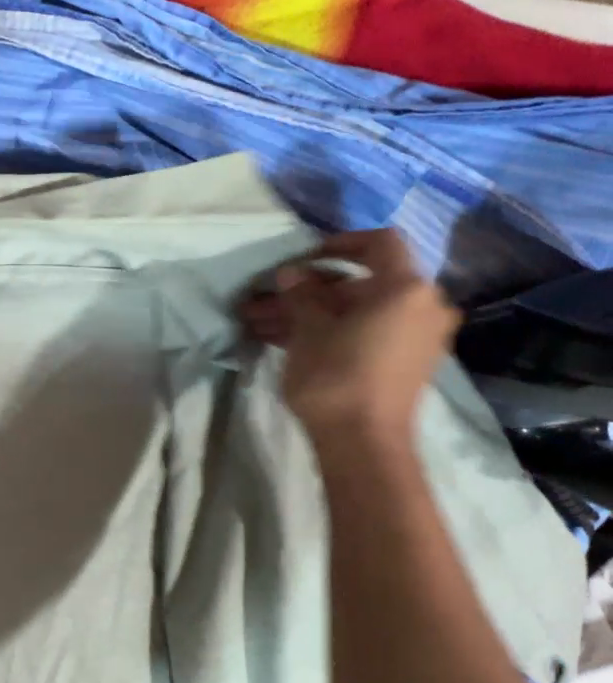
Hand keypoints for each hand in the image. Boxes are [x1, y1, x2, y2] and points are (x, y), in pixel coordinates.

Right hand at [240, 229, 459, 450]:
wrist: (363, 438)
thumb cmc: (335, 377)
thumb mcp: (309, 332)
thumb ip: (302, 297)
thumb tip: (292, 274)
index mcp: (405, 288)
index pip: (379, 244)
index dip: (339, 244)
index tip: (301, 258)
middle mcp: (422, 304)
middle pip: (360, 283)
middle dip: (307, 290)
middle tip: (263, 301)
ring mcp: (416, 332)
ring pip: (357, 310)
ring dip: (311, 313)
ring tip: (261, 324)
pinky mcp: (404, 357)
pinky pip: (366, 329)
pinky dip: (330, 329)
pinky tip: (287, 340)